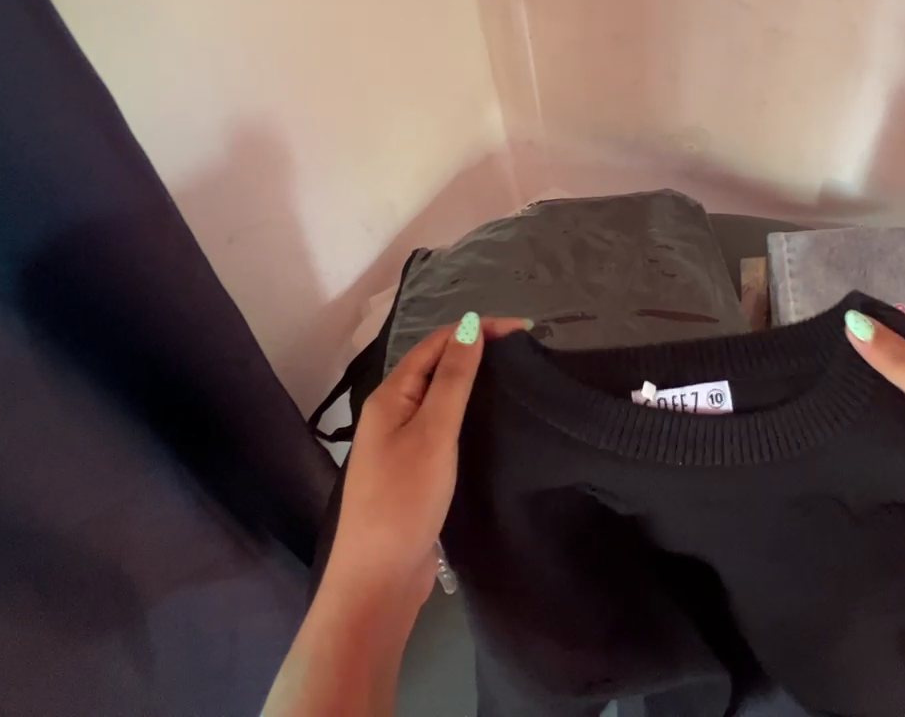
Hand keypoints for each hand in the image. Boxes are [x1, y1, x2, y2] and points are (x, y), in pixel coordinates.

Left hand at [327, 313, 527, 602]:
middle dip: (477, 348)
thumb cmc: (404, 499)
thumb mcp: (433, 432)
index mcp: (391, 396)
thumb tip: (471, 325)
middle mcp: (392, 412)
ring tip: (514, 375)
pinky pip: (443, 423)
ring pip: (441, 394)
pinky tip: (490, 417)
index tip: (525, 330)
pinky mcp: (415, 467)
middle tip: (525, 350)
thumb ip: (454, 379)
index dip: (478, 329)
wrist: (378, 579)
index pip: (437, 343)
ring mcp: (401, 441)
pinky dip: (468, 409)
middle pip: (437, 364)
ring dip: (474, 378)